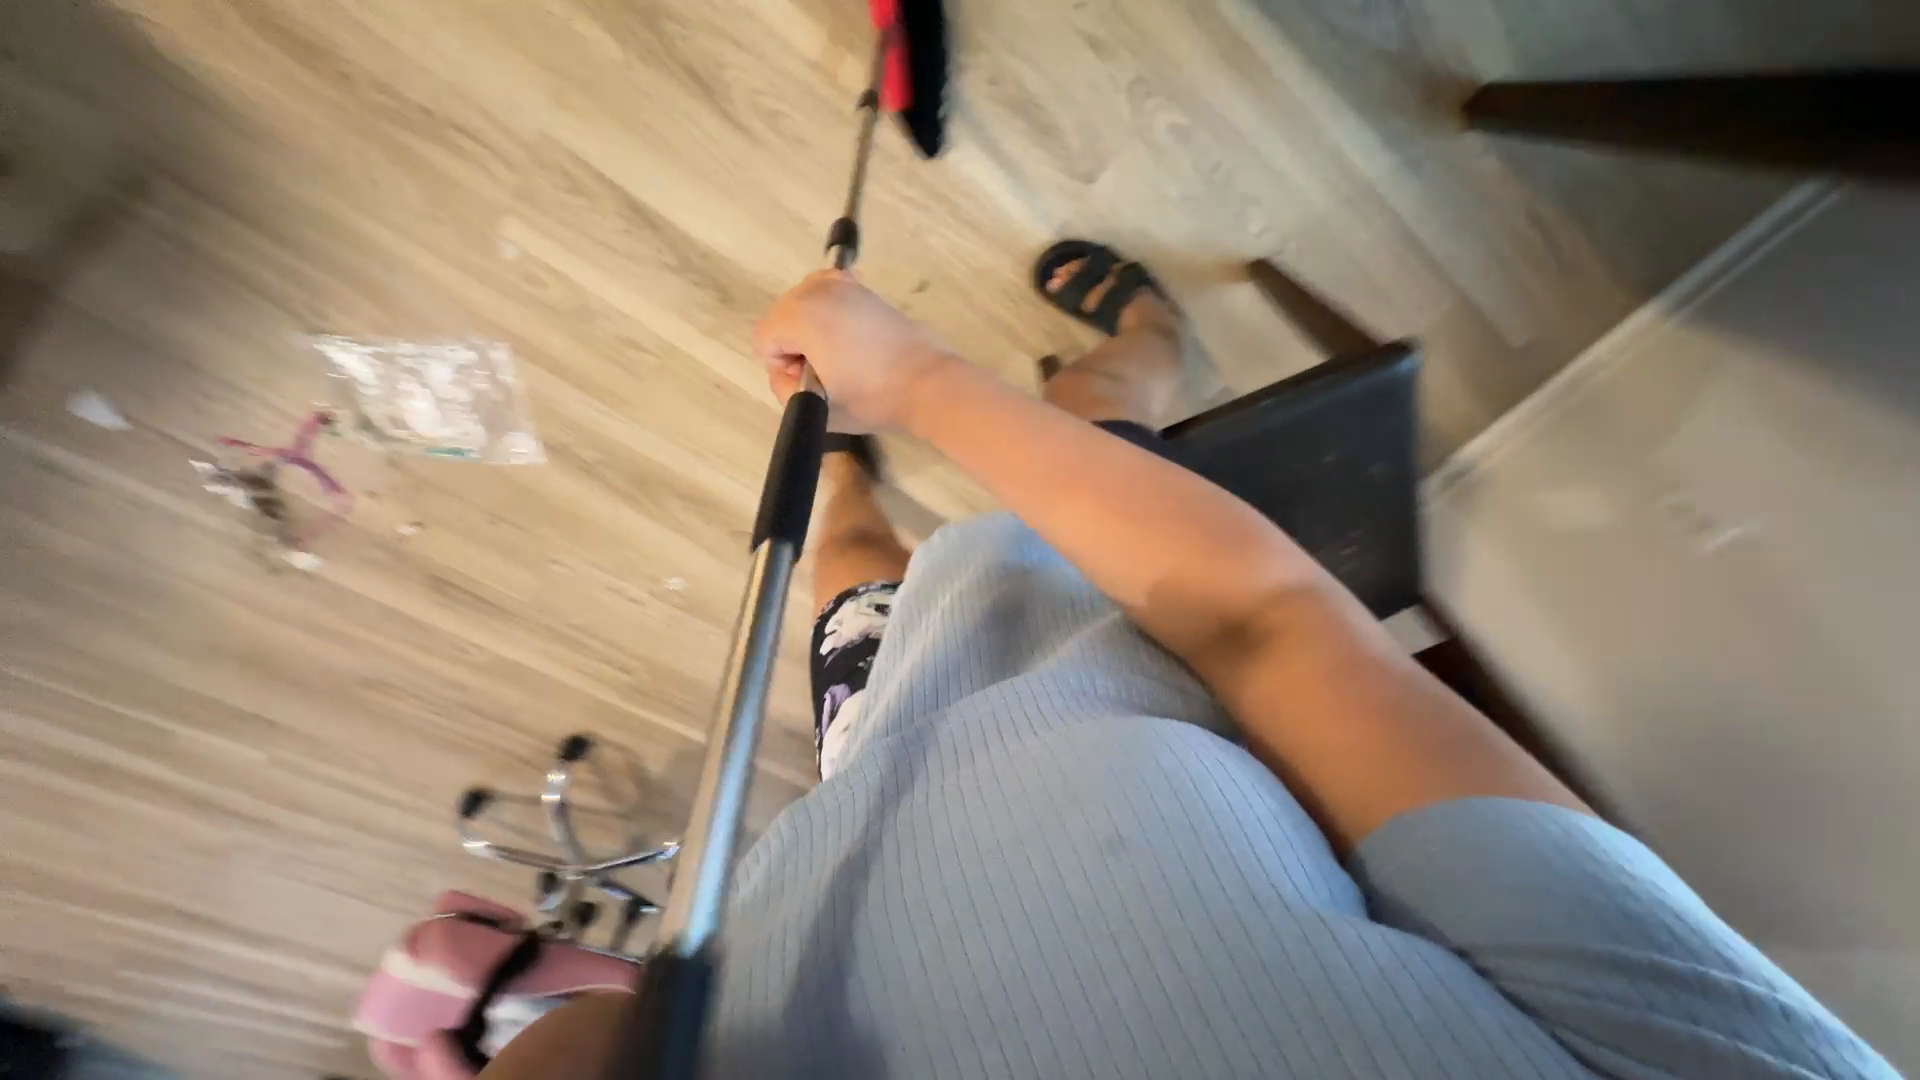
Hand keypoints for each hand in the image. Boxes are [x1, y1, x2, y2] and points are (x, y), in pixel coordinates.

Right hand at [753, 270, 954, 432]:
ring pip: (805, 307)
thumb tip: (790, 371)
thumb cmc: (872, 398)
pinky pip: (830, 297)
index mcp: (799, 313)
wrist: (929, 384)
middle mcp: (817, 288)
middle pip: (783, 319)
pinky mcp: (866, 289)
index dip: (783, 368)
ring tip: (843, 360)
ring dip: (813, 332)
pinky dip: (832, 316)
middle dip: (796, 346)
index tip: (815, 384)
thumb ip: (785, 390)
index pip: (765, 339)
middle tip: (831, 374)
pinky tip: (851, 340)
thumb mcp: (817, 408)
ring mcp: (844, 283)